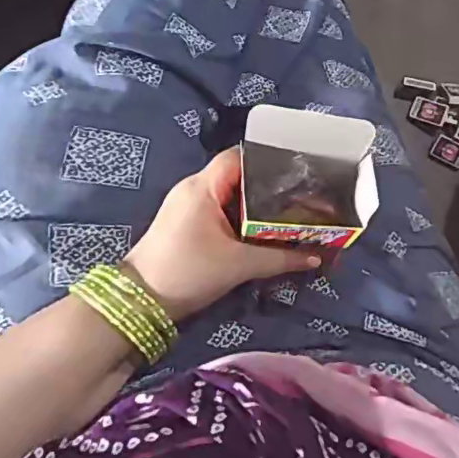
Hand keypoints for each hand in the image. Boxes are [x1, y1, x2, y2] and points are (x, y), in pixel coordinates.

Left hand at [126, 148, 321, 321]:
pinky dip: (240, 216)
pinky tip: (261, 229)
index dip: (268, 161)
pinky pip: (219, 209)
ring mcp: (187, 206)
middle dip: (268, 186)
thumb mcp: (239, 265)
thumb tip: (316, 257)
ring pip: (229, 194)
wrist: (142, 300)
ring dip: (255, 204)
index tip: (296, 173)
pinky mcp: (186, 223)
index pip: (239, 157)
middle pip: (237, 175)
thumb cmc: (189, 272)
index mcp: (203, 187)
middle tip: (300, 196)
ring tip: (287, 212)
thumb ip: (280, 258)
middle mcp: (194, 188)